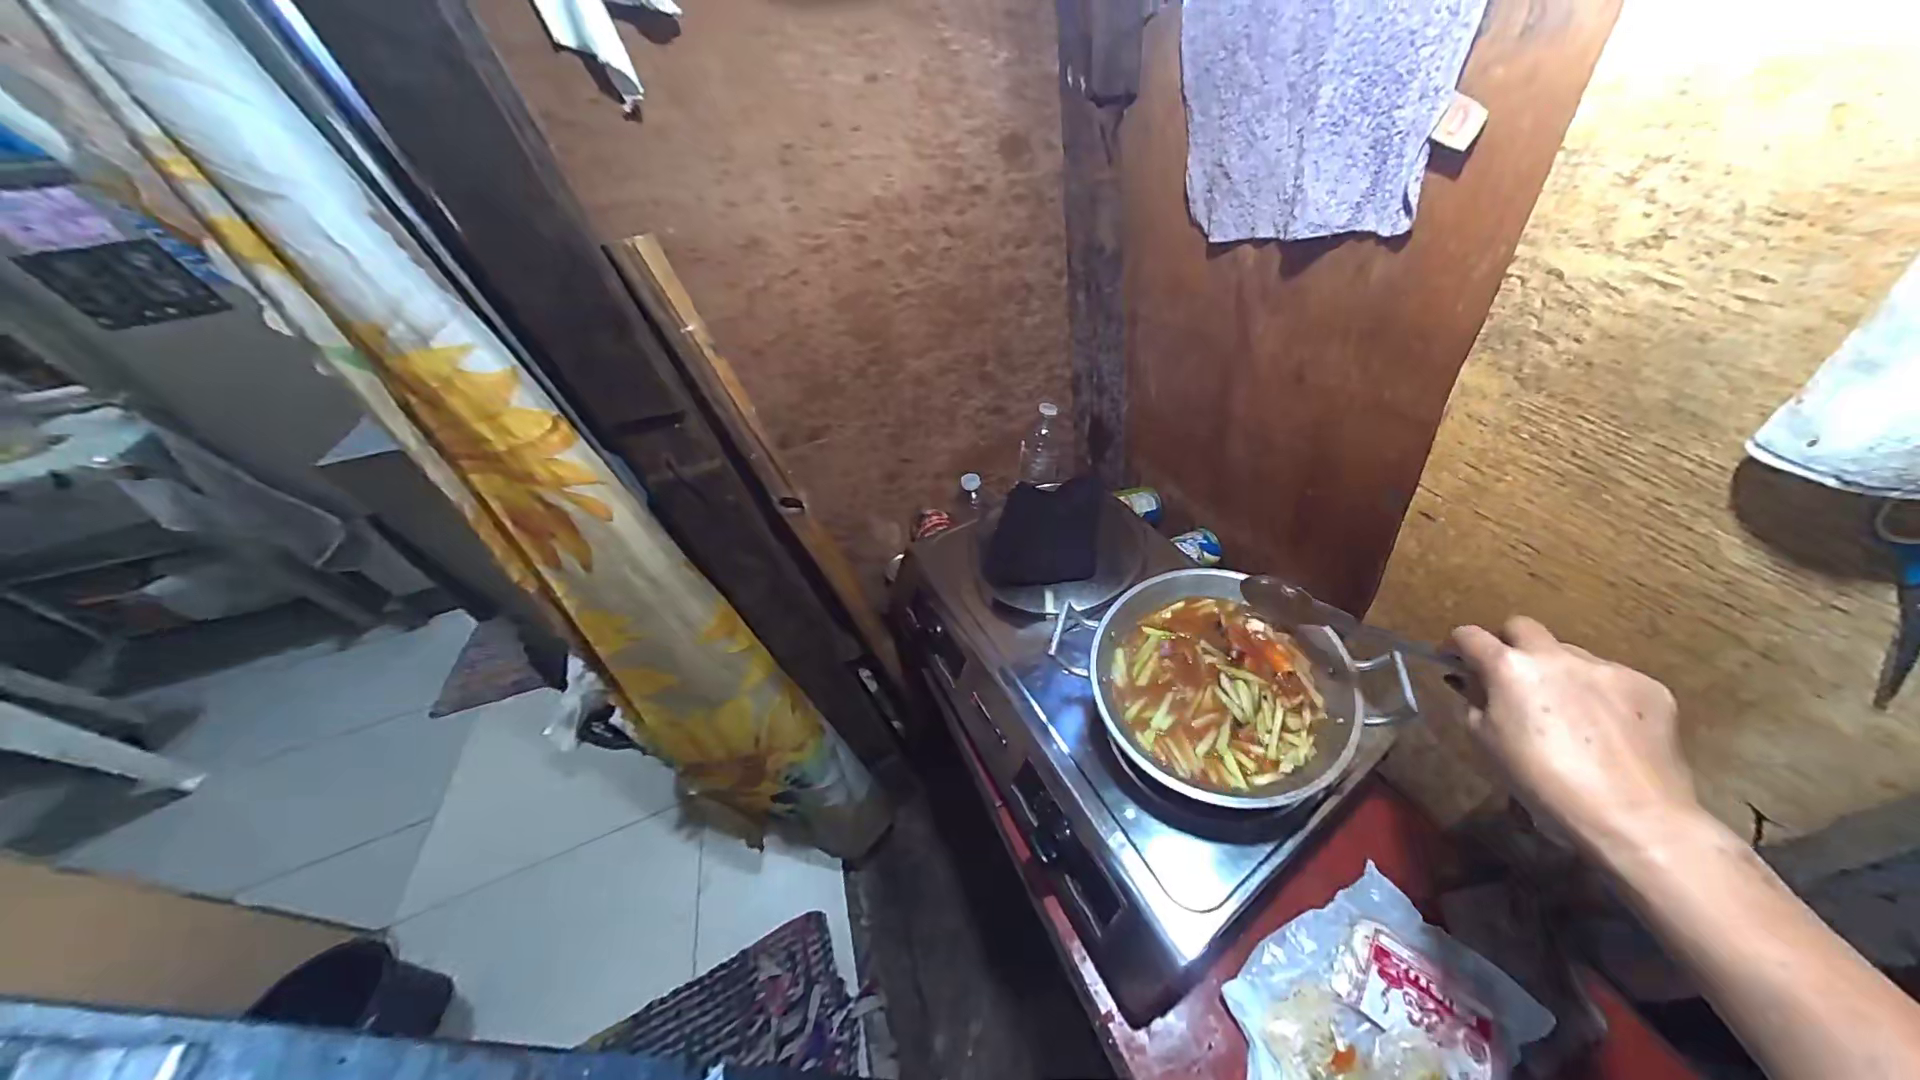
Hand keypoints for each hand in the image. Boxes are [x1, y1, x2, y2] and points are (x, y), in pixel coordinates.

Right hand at [1449, 617, 1700, 855]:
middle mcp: (1555, 657)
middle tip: (1510, 676)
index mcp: (1509, 668)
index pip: (1469, 635)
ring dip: (1557, 671)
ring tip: (1565, 710)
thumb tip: (1476, 684)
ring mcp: (1607, 669)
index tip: (1454, 660)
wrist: (1632, 816)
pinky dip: (1598, 692)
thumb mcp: (1485, 741)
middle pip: (1522, 627)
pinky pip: (1611, 678)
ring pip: (1569, 654)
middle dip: (1509, 644)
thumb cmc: (1540, 781)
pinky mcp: (1649, 687)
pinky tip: (1604, 727)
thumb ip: (1475, 701)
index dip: (1456, 645)